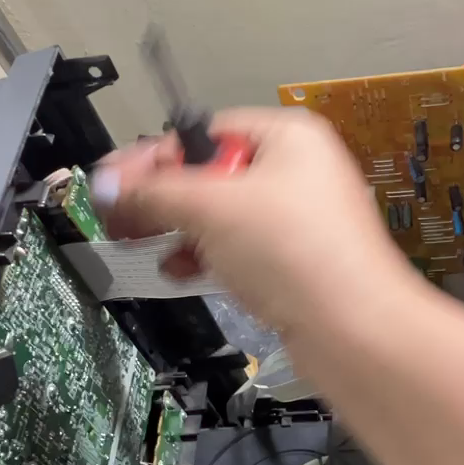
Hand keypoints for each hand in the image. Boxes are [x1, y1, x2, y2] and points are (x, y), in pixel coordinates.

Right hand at [88, 107, 423, 338]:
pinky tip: (184, 271)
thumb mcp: (211, 207)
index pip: (205, 134)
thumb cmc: (295, 253)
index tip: (112, 182)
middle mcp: (300, 173)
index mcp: (289, 138)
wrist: (354, 330)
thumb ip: (154, 191)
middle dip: (163, 198)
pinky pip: (245, 251)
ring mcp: (303, 222)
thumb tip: (109, 184)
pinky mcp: (300, 264)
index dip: (154, 157)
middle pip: (213, 176)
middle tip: (118, 217)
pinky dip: (212, 258)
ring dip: (183, 231)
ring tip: (145, 246)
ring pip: (226, 217)